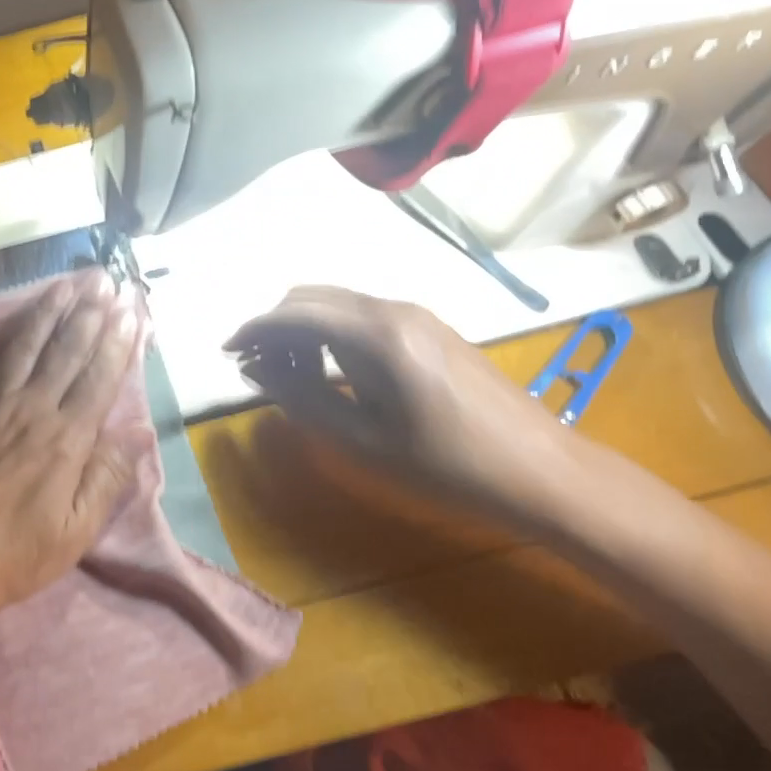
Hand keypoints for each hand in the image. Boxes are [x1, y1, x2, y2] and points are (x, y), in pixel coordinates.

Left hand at [0, 270, 146, 624]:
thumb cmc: (12, 553)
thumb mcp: (75, 532)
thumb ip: (106, 478)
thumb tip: (137, 433)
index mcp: (66, 438)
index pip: (100, 378)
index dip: (119, 342)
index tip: (132, 310)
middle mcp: (31, 408)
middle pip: (66, 351)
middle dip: (89, 314)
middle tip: (105, 281)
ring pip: (24, 346)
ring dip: (46, 311)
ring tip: (64, 284)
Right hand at [223, 286, 595, 533]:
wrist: (542, 472)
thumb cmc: (447, 466)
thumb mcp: (362, 440)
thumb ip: (301, 398)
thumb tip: (255, 370)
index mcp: (376, 335)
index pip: (295, 314)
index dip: (254, 329)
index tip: (228, 352)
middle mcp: (394, 310)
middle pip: (312, 298)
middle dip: (275, 326)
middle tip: (256, 368)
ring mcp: (417, 315)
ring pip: (337, 302)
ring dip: (302, 327)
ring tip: (290, 373)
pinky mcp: (430, 328)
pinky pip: (362, 313)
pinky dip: (331, 330)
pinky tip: (331, 368)